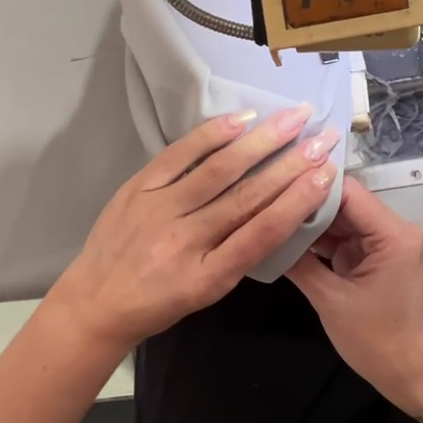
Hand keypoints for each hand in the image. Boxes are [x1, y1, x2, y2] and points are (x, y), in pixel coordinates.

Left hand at [49, 104, 339, 347]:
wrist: (96, 303)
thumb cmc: (159, 303)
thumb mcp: (207, 292)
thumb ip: (240, 254)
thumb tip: (279, 208)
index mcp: (208, 276)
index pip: (262, 233)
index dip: (298, 201)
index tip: (326, 174)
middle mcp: (185, 241)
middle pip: (247, 196)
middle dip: (291, 164)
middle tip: (324, 138)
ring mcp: (158, 211)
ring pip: (218, 170)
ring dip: (261, 141)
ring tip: (293, 118)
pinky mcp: (137, 189)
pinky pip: (179, 156)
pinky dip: (211, 136)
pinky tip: (241, 121)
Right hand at [285, 179, 422, 405]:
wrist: (408, 375)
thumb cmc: (376, 340)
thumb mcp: (331, 300)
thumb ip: (299, 263)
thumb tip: (264, 234)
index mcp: (392, 235)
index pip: (348, 192)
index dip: (312, 186)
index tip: (275, 185)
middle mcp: (392, 231)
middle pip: (343, 202)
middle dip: (305, 203)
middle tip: (264, 199)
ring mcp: (381, 244)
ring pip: (339, 219)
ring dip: (307, 222)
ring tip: (268, 214)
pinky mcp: (371, 258)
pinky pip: (340, 238)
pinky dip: (315, 240)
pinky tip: (284, 237)